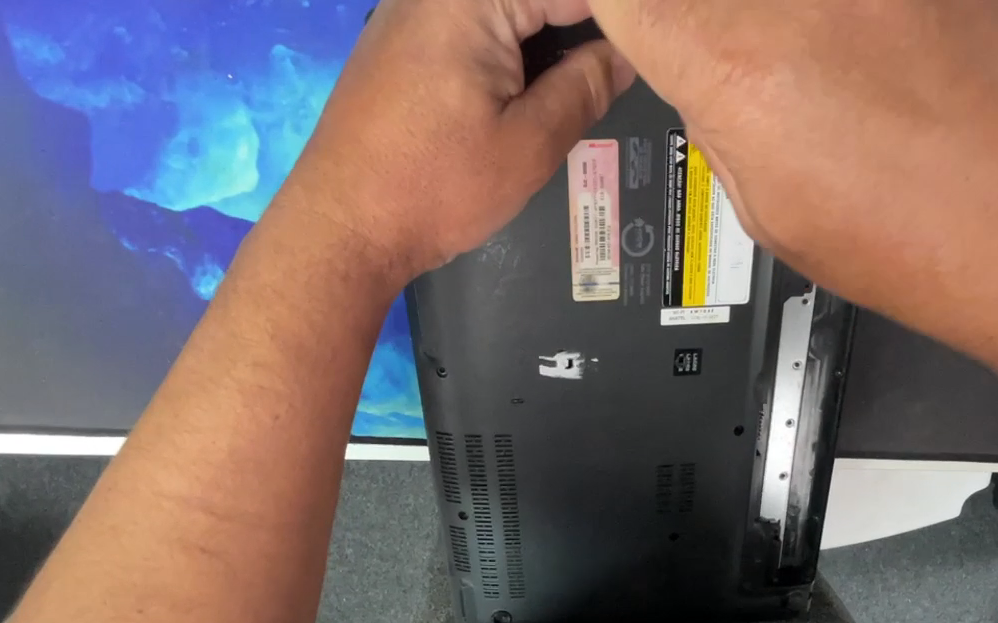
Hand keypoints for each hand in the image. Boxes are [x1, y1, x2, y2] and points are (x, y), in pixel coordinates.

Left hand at [273, 0, 634, 286]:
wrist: (345, 226)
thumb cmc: (436, 189)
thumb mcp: (527, 146)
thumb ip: (582, 89)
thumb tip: (623, 57)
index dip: (618, 19)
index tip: (652, 41)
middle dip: (581, 27)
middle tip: (620, 66)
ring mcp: (415, 10)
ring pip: (505, 12)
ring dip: (548, 37)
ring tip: (587, 76)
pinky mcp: (403, 42)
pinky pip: (474, 24)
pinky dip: (513, 47)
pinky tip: (536, 82)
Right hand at [582, 0, 997, 351]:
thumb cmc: (905, 241)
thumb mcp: (770, 212)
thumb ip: (723, 121)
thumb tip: (706, 73)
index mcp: (736, 68)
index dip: (626, 8)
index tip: (638, 22)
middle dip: (706, 17)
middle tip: (744, 59)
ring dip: (790, 30)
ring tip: (817, 72)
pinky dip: (856, 19)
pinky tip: (870, 49)